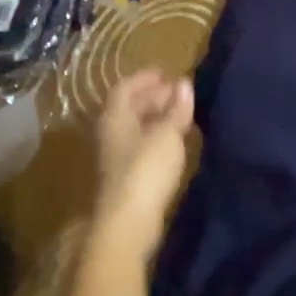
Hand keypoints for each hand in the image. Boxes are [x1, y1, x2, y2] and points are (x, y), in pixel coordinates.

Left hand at [91, 68, 195, 265]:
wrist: (128, 222)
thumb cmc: (146, 170)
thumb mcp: (167, 134)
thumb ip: (176, 109)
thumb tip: (184, 83)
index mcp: (115, 118)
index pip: (125, 88)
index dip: (145, 78)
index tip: (167, 72)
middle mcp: (111, 134)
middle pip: (129, 107)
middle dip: (153, 97)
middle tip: (179, 91)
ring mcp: (117, 156)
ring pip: (136, 127)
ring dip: (156, 117)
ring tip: (182, 112)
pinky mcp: (127, 175)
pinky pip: (142, 144)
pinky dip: (157, 135)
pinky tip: (175, 139)